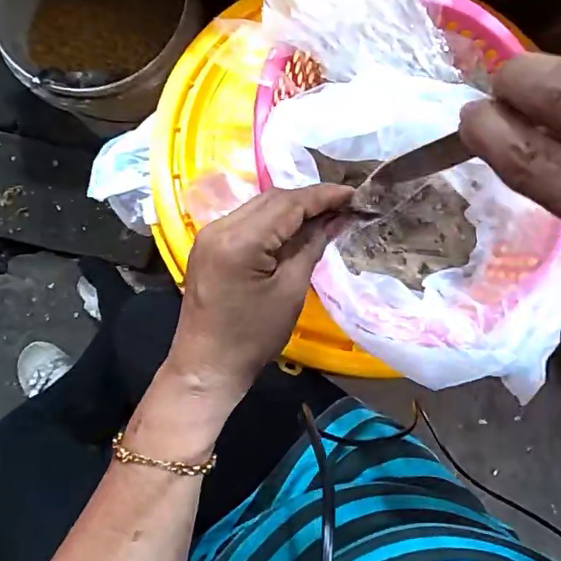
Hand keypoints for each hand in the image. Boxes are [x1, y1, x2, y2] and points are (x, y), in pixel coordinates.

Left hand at [170, 184, 354, 394]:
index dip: (323, 196)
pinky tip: (293, 228)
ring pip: (257, 206)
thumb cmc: (253, 336)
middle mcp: (220, 227)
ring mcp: (209, 235)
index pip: (288, 204)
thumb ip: (311, 246)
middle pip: (271, 199)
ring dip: (290, 208)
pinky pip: (244, 220)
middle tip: (343, 205)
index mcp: (239, 240)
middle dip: (308, 199)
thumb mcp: (290, 291)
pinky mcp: (207, 246)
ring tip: (324, 215)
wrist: (207, 366)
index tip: (354, 194)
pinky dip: (271, 220)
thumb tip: (334, 219)